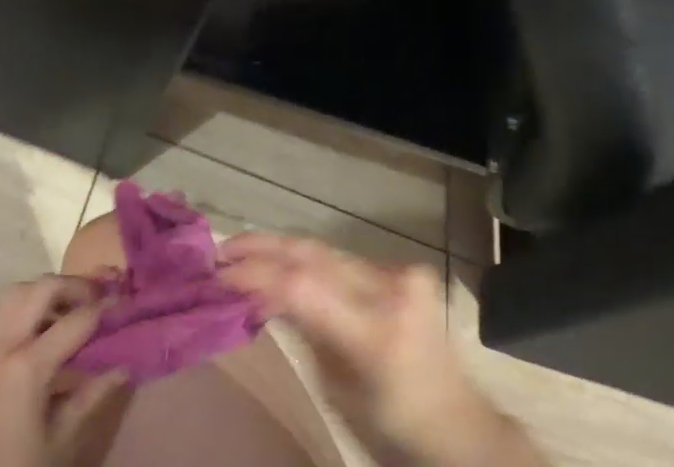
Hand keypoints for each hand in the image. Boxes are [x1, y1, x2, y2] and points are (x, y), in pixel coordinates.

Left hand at [0, 275, 129, 466]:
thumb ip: (93, 395)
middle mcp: (1, 346)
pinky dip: (27, 308)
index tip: (125, 299)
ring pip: (15, 294)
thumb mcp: (63, 439)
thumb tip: (125, 364)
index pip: (75, 321)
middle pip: (39, 289)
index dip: (104, 306)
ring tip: (72, 309)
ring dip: (46, 292)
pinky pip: (1, 315)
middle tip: (99, 296)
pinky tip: (47, 331)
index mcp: (26, 368)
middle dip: (73, 285)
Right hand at [221, 234, 532, 466]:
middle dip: (260, 248)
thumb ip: (303, 329)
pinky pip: (343, 259)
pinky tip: (280, 261)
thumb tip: (257, 294)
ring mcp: (402, 275)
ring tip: (239, 252)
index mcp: (375, 335)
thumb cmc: (390, 424)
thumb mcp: (335, 386)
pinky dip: (307, 259)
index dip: (253, 273)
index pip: (300, 285)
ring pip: (324, 251)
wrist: (458, 422)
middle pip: (311, 255)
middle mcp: (392, 292)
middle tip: (219, 252)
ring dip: (279, 249)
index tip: (215, 275)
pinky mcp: (405, 269)